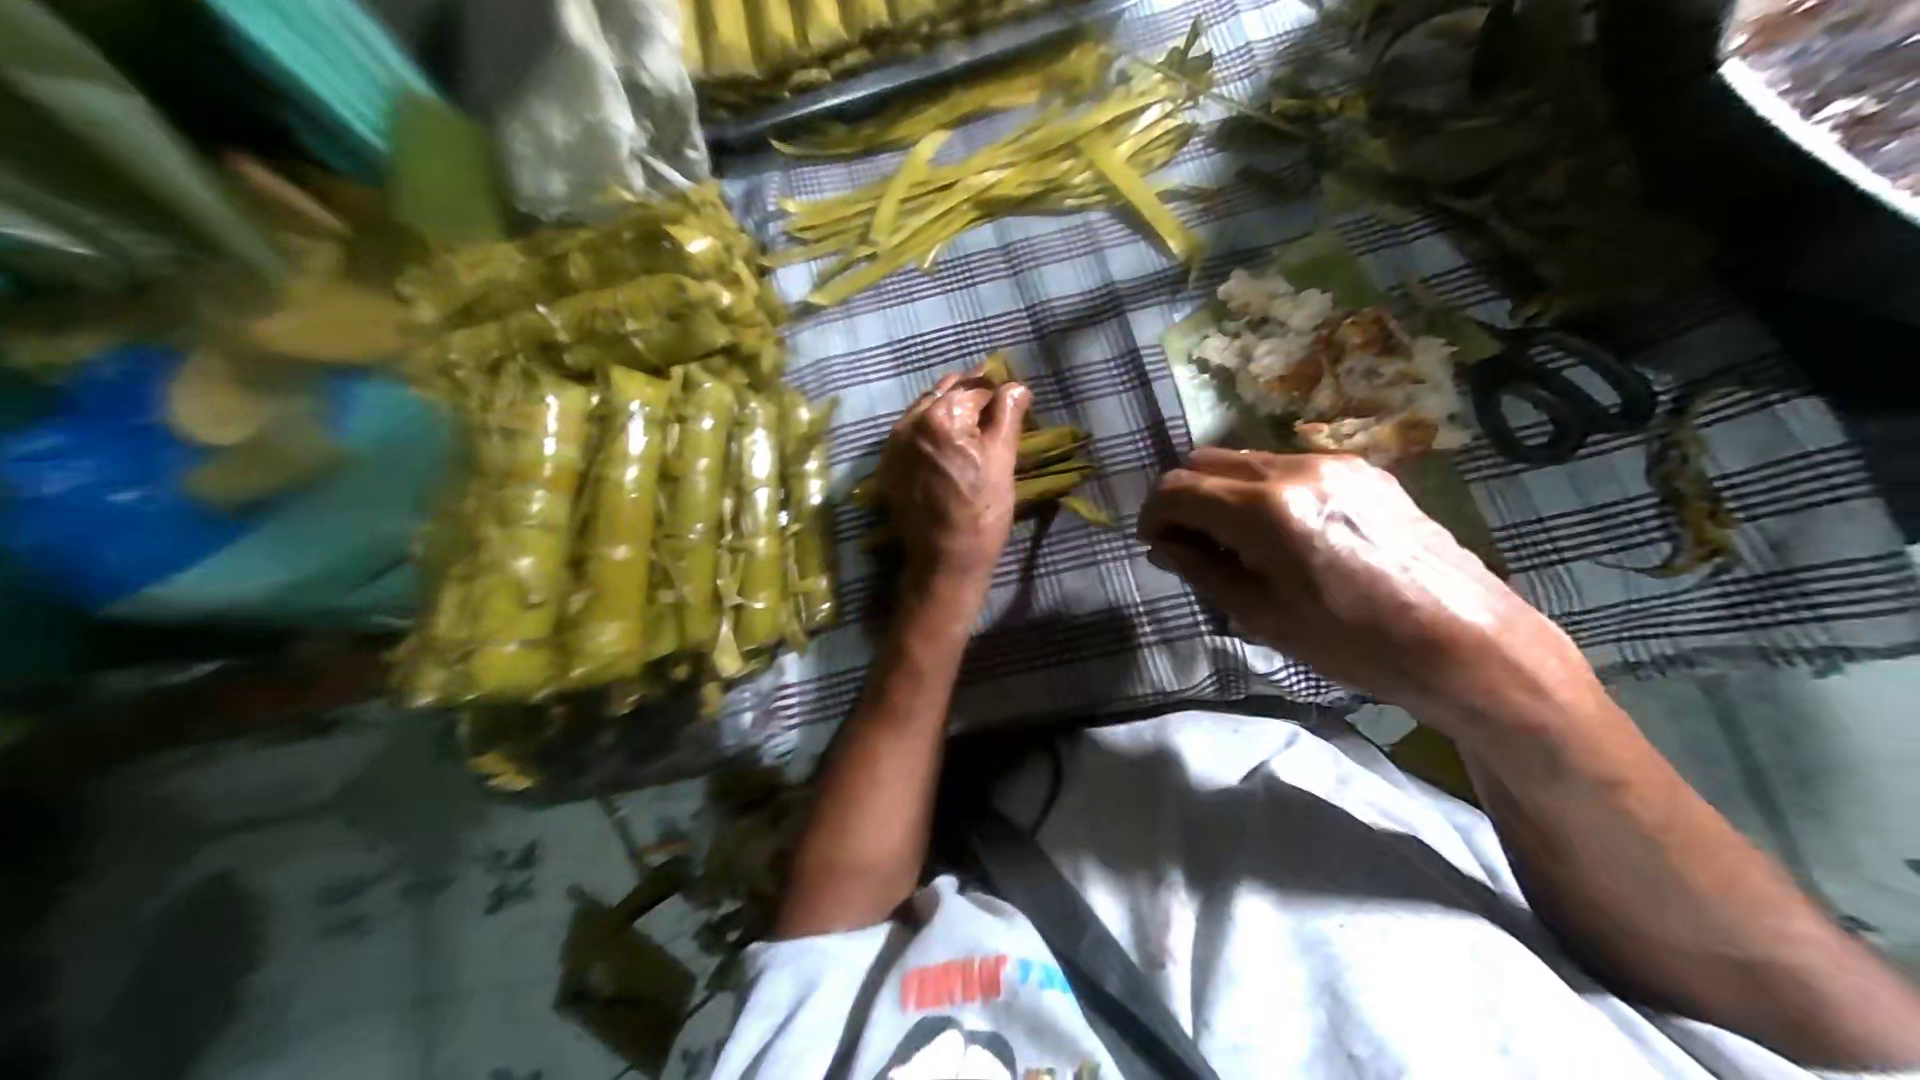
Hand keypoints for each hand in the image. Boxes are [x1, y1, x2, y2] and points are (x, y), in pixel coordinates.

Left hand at [881, 370, 1030, 603]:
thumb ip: (1007, 414)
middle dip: (969, 396)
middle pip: (945, 393)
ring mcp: (894, 444)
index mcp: (940, 416)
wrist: (944, 559)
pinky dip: (930, 430)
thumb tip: (1015, 386)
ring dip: (948, 411)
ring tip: (971, 425)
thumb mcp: (1003, 459)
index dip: (997, 390)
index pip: (975, 387)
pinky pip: (911, 432)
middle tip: (993, 408)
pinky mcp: (889, 464)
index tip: (1011, 397)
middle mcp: (909, 422)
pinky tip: (947, 445)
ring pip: (926, 410)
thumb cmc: (981, 510)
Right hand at [1138, 448, 1602, 741]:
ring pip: (1244, 459)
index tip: (1155, 544)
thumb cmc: (1353, 642)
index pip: (1177, 488)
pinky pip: (1286, 465)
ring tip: (1233, 541)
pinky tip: (1278, 532)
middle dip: (1182, 498)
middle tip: (1187, 543)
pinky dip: (1259, 490)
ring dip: (1220, 492)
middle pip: (1204, 460)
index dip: (1153, 514)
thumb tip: (1161, 546)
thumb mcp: (1262, 616)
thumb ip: (1201, 570)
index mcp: (1265, 510)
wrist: (1465, 642)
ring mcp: (1332, 463)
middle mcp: (1294, 468)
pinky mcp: (1361, 469)